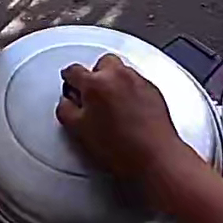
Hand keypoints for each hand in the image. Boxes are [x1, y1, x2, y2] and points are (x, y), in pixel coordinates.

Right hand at [55, 53, 195, 184]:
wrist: (156, 159)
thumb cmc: (121, 148)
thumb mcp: (78, 131)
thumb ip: (65, 109)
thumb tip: (66, 102)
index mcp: (95, 83)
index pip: (74, 70)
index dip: (69, 79)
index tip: (69, 84)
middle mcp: (117, 76)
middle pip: (101, 63)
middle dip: (95, 75)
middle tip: (92, 94)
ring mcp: (137, 81)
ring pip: (120, 71)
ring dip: (114, 81)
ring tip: (111, 104)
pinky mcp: (153, 91)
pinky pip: (136, 82)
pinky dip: (130, 91)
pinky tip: (128, 110)